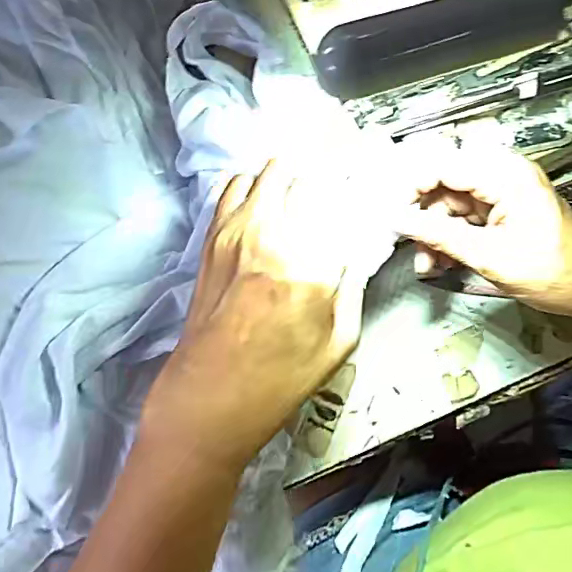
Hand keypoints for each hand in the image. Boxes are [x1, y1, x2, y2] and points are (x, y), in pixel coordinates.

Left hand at [143, 160, 369, 471]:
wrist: (208, 396)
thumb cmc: (276, 381)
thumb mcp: (338, 343)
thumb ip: (352, 288)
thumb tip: (356, 254)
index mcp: (309, 269)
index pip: (341, 204)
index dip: (356, 197)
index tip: (363, 201)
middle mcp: (271, 240)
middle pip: (306, 180)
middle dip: (325, 183)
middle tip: (334, 194)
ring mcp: (235, 234)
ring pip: (268, 174)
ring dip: (289, 177)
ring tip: (300, 190)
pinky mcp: (212, 238)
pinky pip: (232, 188)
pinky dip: (252, 184)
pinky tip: (263, 197)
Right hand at [395, 142, 571, 320]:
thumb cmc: (556, 271)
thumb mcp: (490, 256)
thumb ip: (440, 236)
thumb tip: (401, 221)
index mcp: (506, 174)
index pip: (442, 166)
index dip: (411, 188)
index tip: (391, 213)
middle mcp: (503, 174)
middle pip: (444, 184)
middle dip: (423, 216)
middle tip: (409, 243)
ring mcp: (503, 190)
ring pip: (450, 203)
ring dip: (434, 232)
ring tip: (428, 262)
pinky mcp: (502, 207)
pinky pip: (464, 215)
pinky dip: (450, 237)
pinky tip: (441, 260)